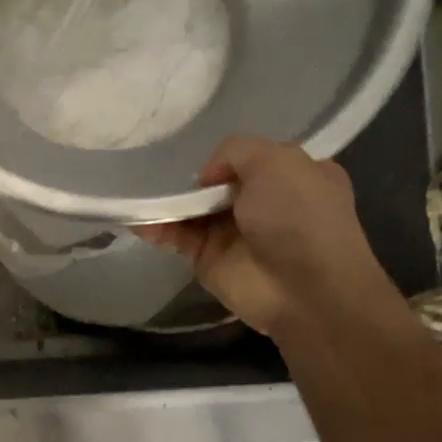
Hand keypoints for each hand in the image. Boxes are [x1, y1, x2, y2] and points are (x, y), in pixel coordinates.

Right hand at [134, 137, 411, 342]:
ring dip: (166, 201)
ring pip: (191, 209)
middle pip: (216, 183)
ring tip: (139, 194)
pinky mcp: (208, 258)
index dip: (226, 156)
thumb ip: (235, 151)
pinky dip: (155, 226)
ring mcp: (234, 232)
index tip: (203, 155)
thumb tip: (205, 176)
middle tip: (162, 172)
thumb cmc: (300, 217)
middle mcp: (264, 202)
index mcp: (293, 175)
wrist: (305, 290)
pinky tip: (136, 220)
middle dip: (190, 177)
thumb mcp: (277, 161)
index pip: (251, 157)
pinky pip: (176, 236)